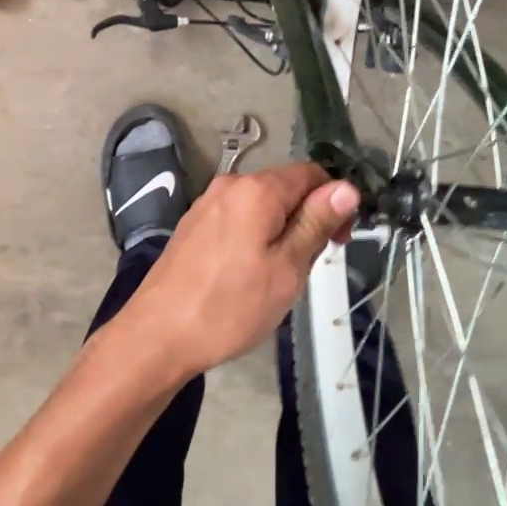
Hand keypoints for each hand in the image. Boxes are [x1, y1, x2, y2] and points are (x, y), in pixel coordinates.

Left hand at [113, 162, 360, 377]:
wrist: (160, 333)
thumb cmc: (231, 305)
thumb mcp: (287, 268)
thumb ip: (316, 223)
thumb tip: (346, 187)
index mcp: (255, 189)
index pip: (310, 173)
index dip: (333, 201)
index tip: (338, 242)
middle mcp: (229, 184)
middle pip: (283, 188)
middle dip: (305, 219)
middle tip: (306, 268)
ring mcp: (207, 203)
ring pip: (261, 206)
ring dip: (280, 231)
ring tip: (277, 277)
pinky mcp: (193, 224)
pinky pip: (237, 218)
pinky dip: (254, 237)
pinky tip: (248, 274)